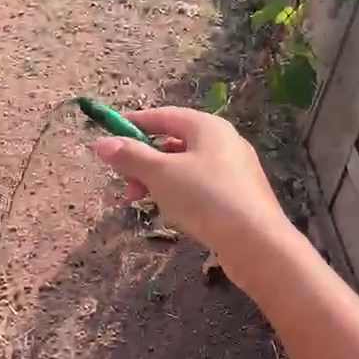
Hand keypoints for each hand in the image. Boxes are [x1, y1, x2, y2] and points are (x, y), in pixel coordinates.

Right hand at [89, 107, 301, 278]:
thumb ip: (131, 156)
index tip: (110, 135)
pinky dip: (182, 194)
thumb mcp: (161, 174)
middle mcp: (225, 141)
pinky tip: (176, 216)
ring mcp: (235, 169)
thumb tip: (102, 143)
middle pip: (175, 142)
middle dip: (146, 161)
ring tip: (148, 204)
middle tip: (127, 185)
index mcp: (207, 126)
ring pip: (187, 167)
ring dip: (161, 181)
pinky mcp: (240, 196)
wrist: (256, 242)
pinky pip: (202, 186)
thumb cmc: (206, 198)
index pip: (164, 116)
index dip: (135, 124)